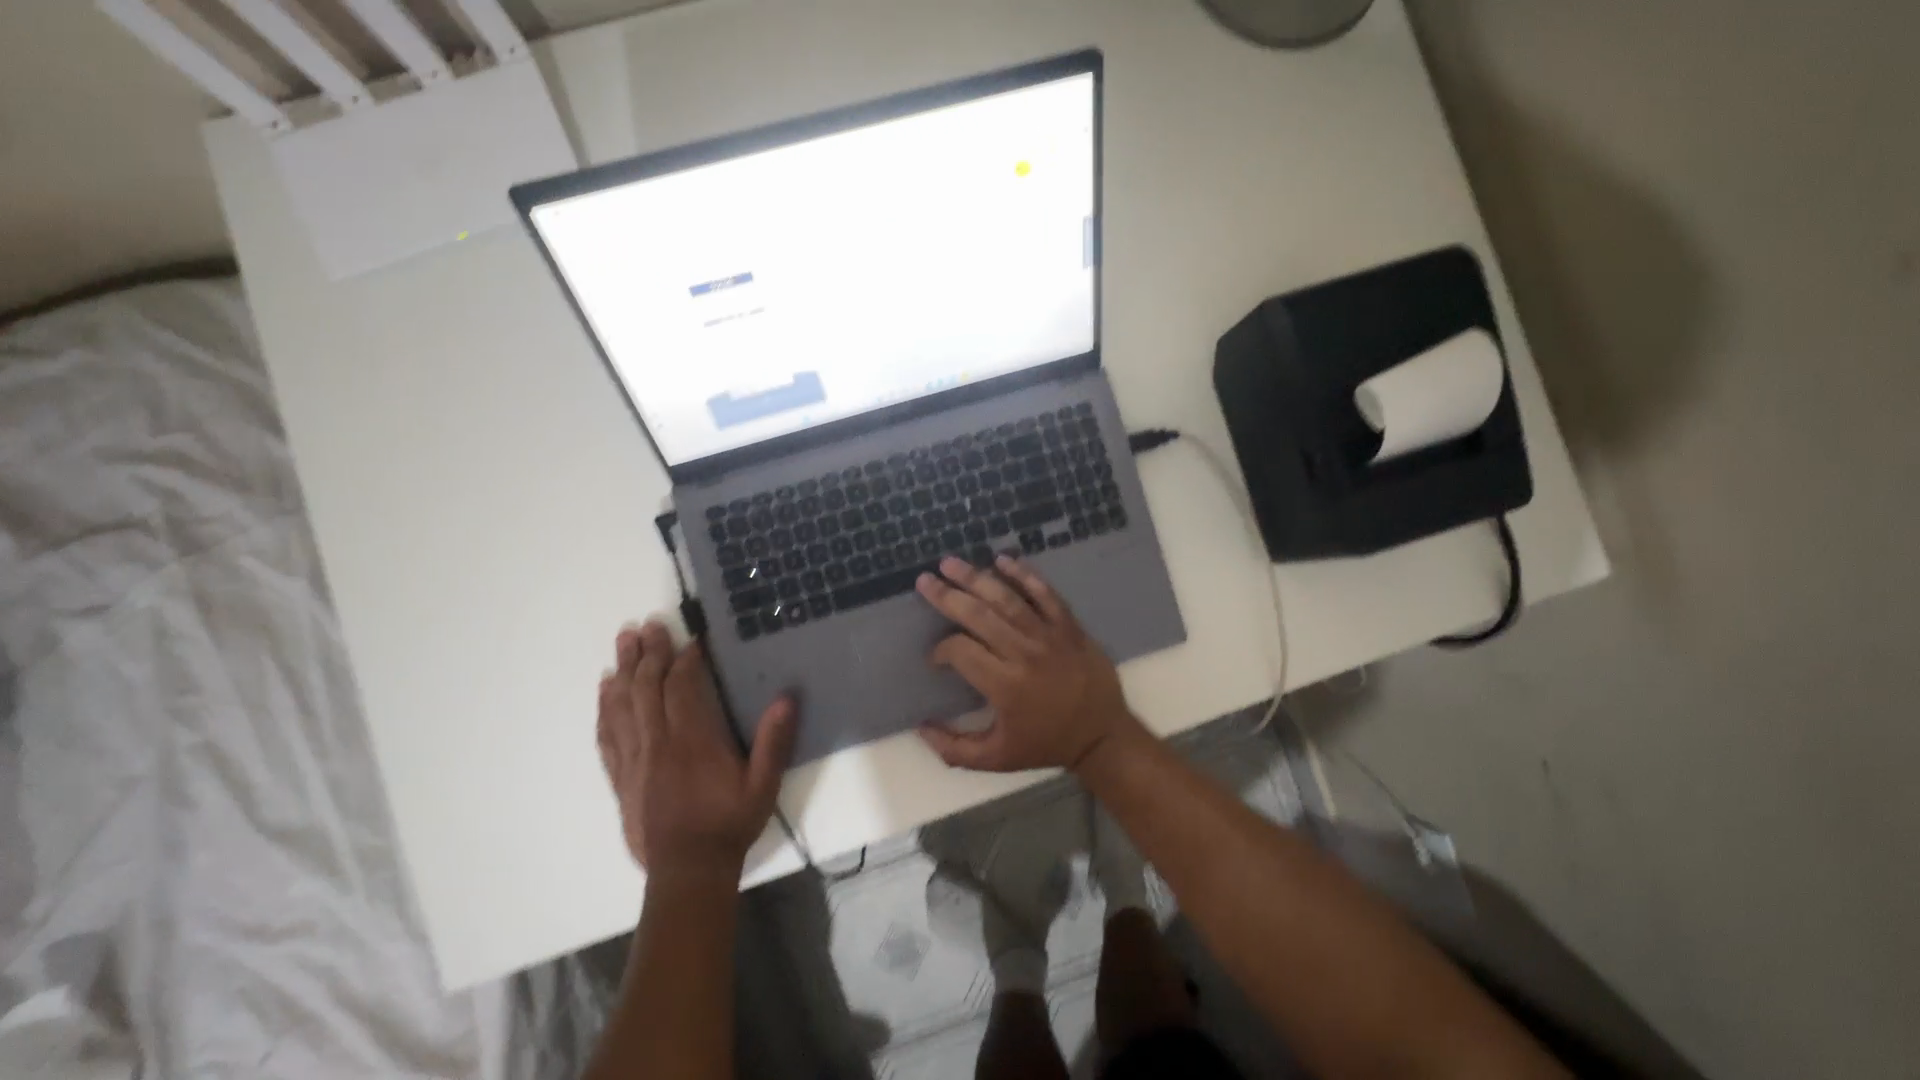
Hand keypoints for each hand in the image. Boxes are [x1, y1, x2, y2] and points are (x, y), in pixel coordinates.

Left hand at [596, 621, 796, 880]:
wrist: (687, 870)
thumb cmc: (728, 825)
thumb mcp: (762, 786)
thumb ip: (773, 742)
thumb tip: (785, 698)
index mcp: (693, 740)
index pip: (683, 687)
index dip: (687, 659)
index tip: (694, 639)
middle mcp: (658, 742)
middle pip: (647, 688)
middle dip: (649, 654)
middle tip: (648, 625)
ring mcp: (635, 759)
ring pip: (622, 706)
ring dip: (623, 671)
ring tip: (623, 642)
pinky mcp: (621, 777)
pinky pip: (608, 735)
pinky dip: (605, 709)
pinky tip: (605, 691)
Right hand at [914, 554, 1143, 771]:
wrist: (1101, 736)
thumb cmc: (1045, 745)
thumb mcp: (995, 759)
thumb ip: (953, 748)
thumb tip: (921, 728)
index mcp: (1004, 686)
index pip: (961, 651)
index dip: (941, 650)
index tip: (935, 659)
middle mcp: (1024, 654)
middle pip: (979, 615)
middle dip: (947, 596)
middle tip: (925, 581)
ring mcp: (1050, 637)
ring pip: (1008, 599)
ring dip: (977, 578)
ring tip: (951, 562)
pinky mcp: (1070, 628)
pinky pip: (1046, 595)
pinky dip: (1025, 575)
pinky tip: (1003, 560)